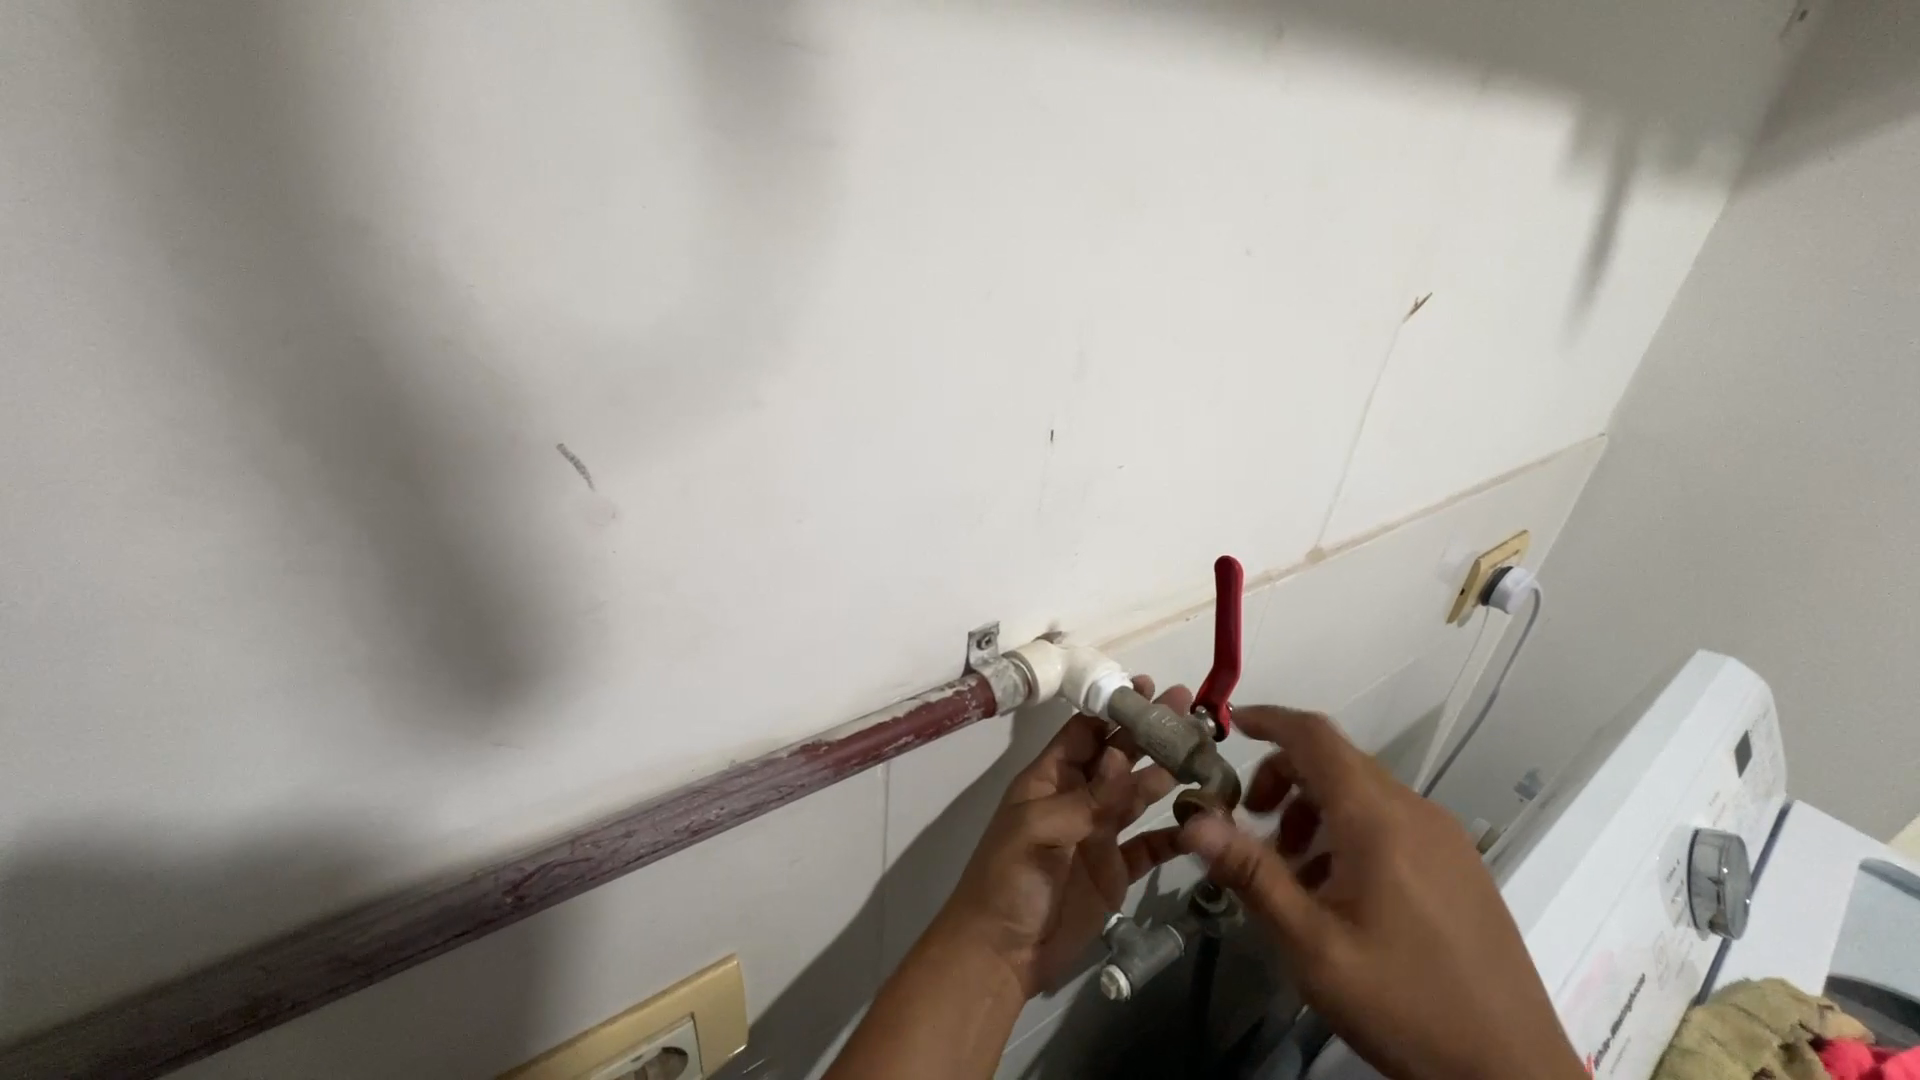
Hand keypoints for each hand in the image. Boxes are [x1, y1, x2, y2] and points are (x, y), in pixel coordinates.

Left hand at [931, 677, 1188, 998]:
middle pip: (1117, 757)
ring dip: (1167, 774)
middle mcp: (1076, 798)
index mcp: (1048, 779)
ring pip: (1138, 794)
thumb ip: (1086, 797)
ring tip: (1202, 752)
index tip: (1147, 689)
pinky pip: (1152, 844)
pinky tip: (1204, 818)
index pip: (1084, 732)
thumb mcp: (1039, 829)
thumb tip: (1124, 758)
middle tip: (1186, 708)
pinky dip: (1176, 832)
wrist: (1003, 952)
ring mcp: (1098, 833)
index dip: (1112, 710)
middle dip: (1148, 733)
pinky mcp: (1117, 869)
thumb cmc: (1008, 879)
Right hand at [1180, 706, 1585, 1079]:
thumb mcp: (1312, 946)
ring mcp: (1444, 837)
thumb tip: (1192, 821)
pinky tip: (1338, 890)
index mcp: (1378, 820)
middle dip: (1281, 778)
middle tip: (1250, 827)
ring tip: (1291, 871)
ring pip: (1362, 792)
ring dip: (1312, 808)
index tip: (1227, 726)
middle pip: (1335, 761)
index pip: (1314, 736)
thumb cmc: (1403, 1004)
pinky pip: (1390, 820)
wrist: (1513, 1072)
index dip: (1268, 720)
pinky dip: (1346, 829)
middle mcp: (1415, 812)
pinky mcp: (1459, 864)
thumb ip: (1251, 875)